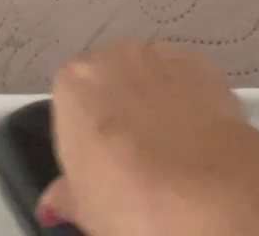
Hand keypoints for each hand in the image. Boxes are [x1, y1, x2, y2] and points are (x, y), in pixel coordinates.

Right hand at [38, 40, 258, 235]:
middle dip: (118, 104)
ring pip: (149, 72)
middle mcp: (115, 55)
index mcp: (74, 81)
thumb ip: (65, 191)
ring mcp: (161, 53)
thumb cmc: (127, 194)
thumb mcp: (82, 205)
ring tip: (168, 143)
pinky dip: (186, 97)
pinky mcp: (200, 62)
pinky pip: (184, 77)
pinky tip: (194, 133)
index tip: (96, 158)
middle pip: (110, 76)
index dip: (84, 129)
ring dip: (153, 96)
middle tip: (130, 150)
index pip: (71, 98)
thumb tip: (57, 198)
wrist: (201, 188)